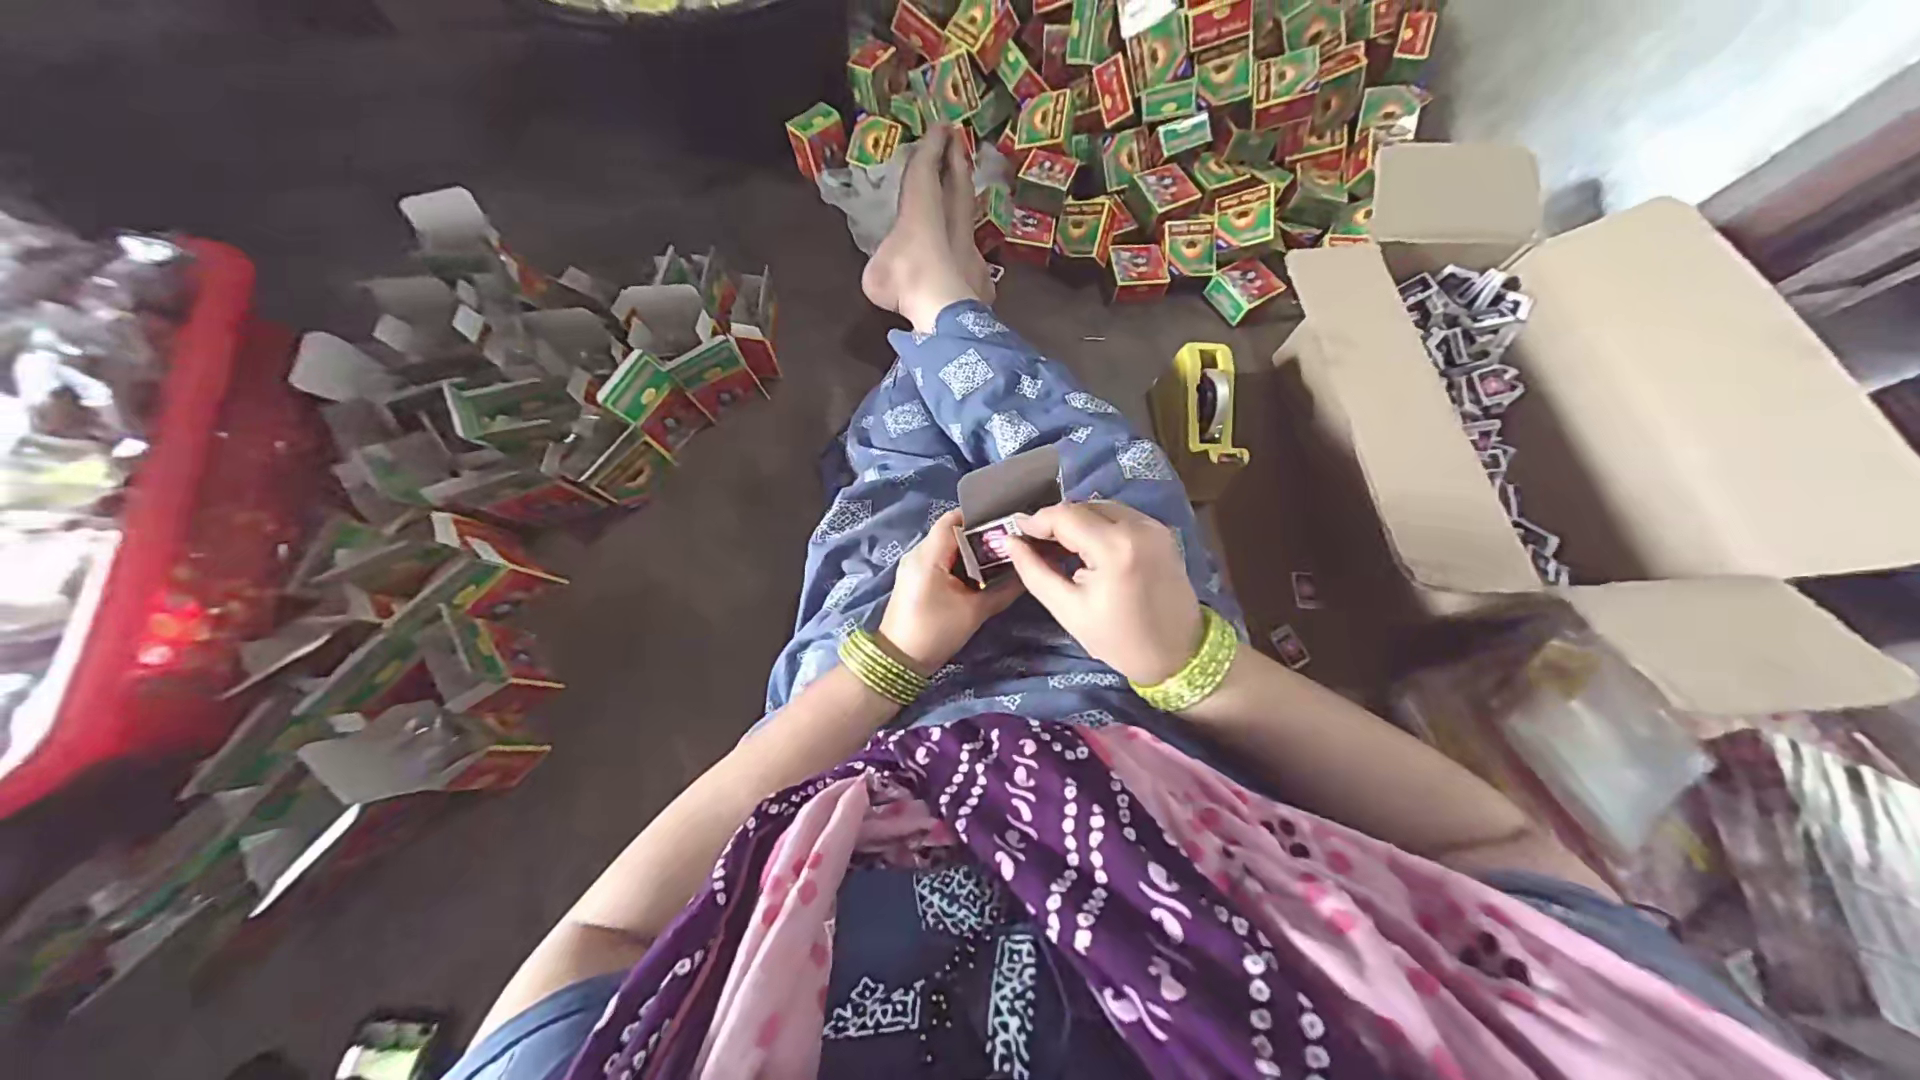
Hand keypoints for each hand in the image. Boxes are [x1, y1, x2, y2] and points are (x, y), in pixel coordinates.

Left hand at [877, 509, 1025, 673]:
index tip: (1004, 527)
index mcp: (929, 555)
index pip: (953, 519)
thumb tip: (1026, 573)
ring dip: (969, 551)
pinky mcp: (914, 578)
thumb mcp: (975, 612)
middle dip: (978, 536)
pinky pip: (938, 560)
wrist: (900, 660)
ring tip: (997, 559)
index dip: (979, 518)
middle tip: (1007, 545)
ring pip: (945, 547)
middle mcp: (917, 554)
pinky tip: (977, 575)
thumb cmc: (936, 632)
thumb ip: (1003, 590)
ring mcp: (913, 566)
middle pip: (951, 532)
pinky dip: (957, 563)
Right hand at [1004, 501, 1203, 684]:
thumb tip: (1010, 541)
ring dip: (1076, 521)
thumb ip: (1035, 571)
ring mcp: (1153, 527)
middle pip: (1082, 506)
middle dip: (1055, 522)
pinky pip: (1120, 515)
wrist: (1178, 654)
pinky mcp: (1161, 532)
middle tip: (1035, 544)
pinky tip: (1088, 547)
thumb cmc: (1119, 639)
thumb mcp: (1068, 610)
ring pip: (1101, 507)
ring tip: (1059, 547)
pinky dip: (1098, 524)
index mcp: (1114, 549)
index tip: (1017, 533)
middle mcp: (1137, 527)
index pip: (1065, 515)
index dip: (1036, 521)